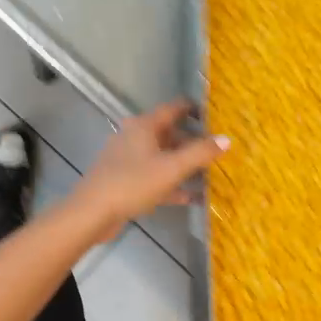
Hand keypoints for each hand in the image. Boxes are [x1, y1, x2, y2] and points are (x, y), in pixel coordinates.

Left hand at [70, 99, 226, 240]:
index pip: (174, 108)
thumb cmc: (133, 183)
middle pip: (169, 134)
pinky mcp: (125, 180)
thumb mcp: (172, 168)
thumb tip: (226, 139)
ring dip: (183, 165)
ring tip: (210, 173)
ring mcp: (128, 159)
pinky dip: (171, 184)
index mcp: (144, 125)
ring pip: (162, 157)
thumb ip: (200, 153)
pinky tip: (192, 197)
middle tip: (217, 150)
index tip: (216, 116)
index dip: (195, 109)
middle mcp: (134, 137)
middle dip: (192, 141)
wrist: (93, 212)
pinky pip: (154, 177)